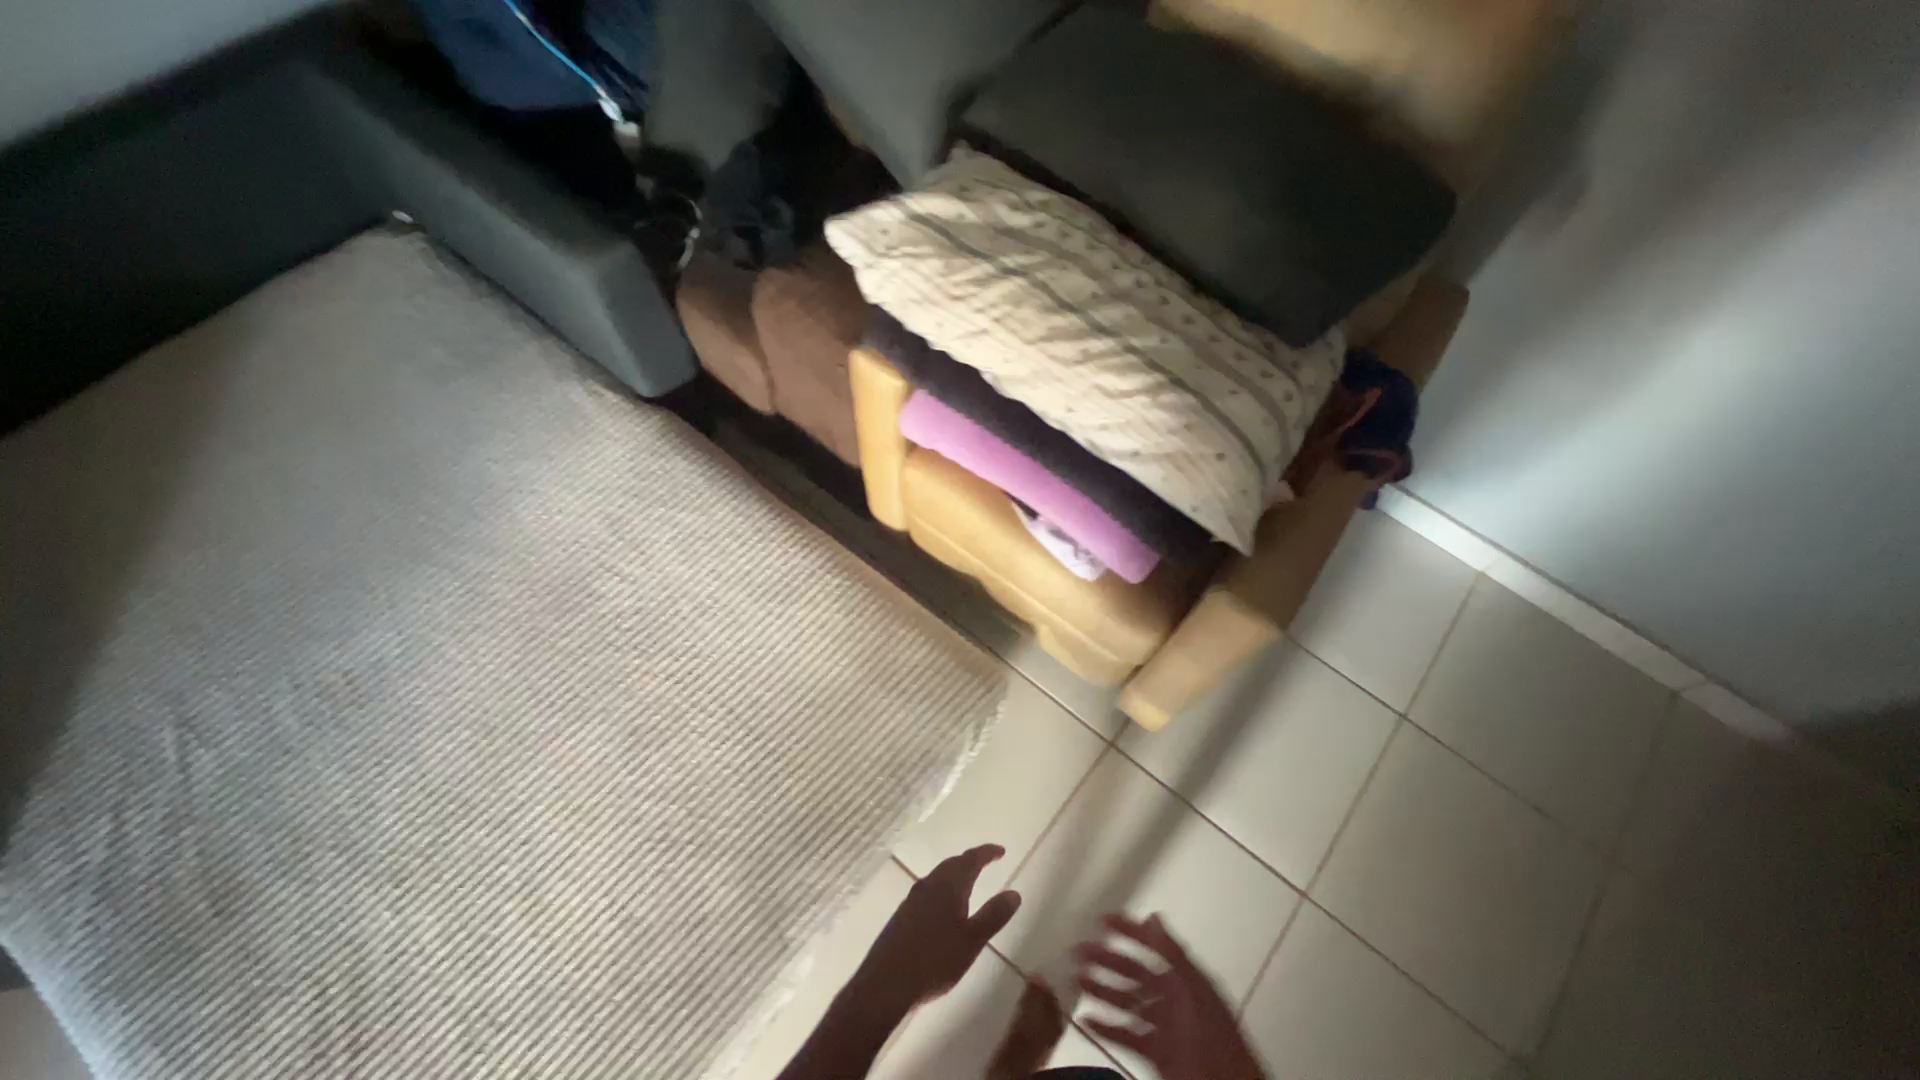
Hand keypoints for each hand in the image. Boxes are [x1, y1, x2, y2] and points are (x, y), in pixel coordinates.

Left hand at [852, 844, 1021, 1009]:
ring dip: (954, 875)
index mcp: (948, 887)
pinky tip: (942, 908)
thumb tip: (1014, 892)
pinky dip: (942, 890)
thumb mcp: (972, 941)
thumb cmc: (935, 961)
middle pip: (952, 865)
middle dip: (970, 861)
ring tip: (967, 882)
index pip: (970, 860)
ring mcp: (911, 900)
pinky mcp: (901, 916)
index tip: (1000, 851)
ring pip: (937, 878)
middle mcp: (928, 886)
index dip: (986, 853)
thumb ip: (993, 915)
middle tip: (986, 862)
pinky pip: (927, 892)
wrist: (886, 983)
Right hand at [1074, 913, 1266, 1079]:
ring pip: (1127, 1003)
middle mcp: (1173, 999)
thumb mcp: (1194, 991)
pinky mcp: (1157, 1053)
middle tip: (1078, 951)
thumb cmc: (1214, 1038)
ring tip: (1076, 980)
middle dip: (1107, 961)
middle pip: (1135, 975)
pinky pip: (1127, 1036)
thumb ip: (1172, 954)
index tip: (1101, 919)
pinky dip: (1107, 1028)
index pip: (1152, 947)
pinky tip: (1086, 1021)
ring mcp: (1164, 1027)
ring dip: (1102, 991)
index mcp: (1184, 980)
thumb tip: (1152, 917)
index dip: (1128, 931)